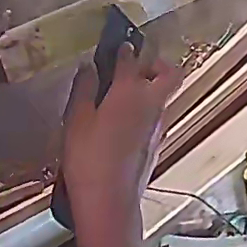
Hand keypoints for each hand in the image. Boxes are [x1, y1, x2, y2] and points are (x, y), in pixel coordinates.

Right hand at [60, 42, 180, 224]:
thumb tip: (88, 68)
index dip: (124, 50)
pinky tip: (121, 122)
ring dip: (150, 88)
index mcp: (130, 91)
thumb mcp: (76, 119)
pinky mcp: (157, 144)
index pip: (131, 59)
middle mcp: (152, 104)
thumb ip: (83, 89)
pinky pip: (155, 117)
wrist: (110, 201)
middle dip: (156, 64)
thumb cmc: (88, 157)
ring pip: (164, 97)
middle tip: (135, 67)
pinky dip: (144, 111)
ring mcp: (158, 126)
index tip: (117, 46)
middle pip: (170, 74)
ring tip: (122, 95)